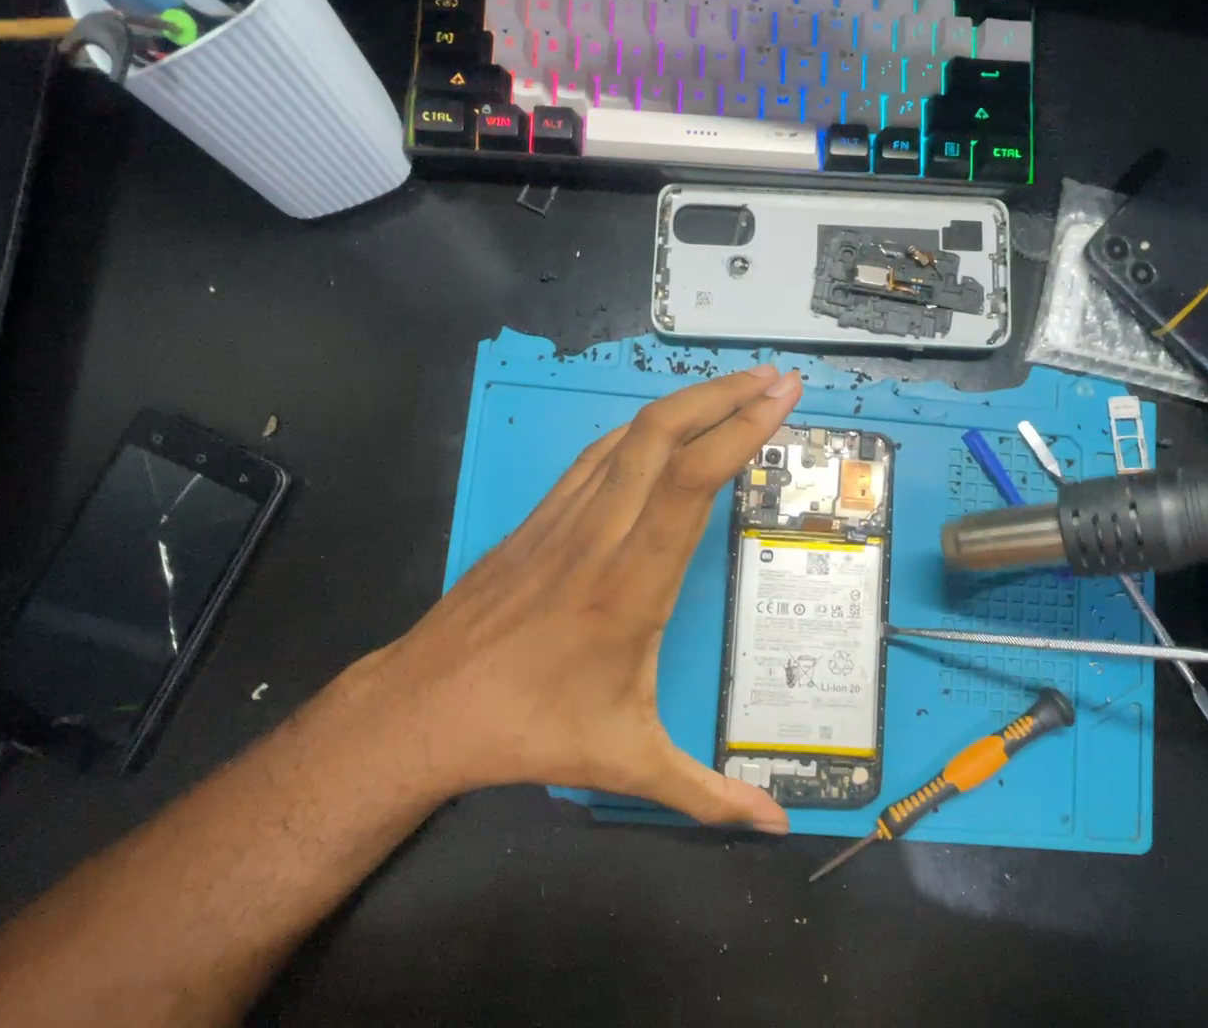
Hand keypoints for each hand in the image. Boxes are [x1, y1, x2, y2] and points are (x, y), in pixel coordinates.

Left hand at [342, 365, 802, 832]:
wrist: (424, 707)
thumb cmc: (530, 730)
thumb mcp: (626, 764)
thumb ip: (707, 795)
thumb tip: (777, 829)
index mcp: (631, 584)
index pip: (691, 483)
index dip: (740, 431)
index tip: (783, 398)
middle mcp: (600, 534)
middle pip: (662, 436)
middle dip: (725, 395)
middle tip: (777, 379)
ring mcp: (562, 519)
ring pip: (627, 436)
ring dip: (685, 403)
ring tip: (734, 388)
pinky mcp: (538, 519)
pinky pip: (597, 457)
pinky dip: (640, 430)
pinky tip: (662, 429)